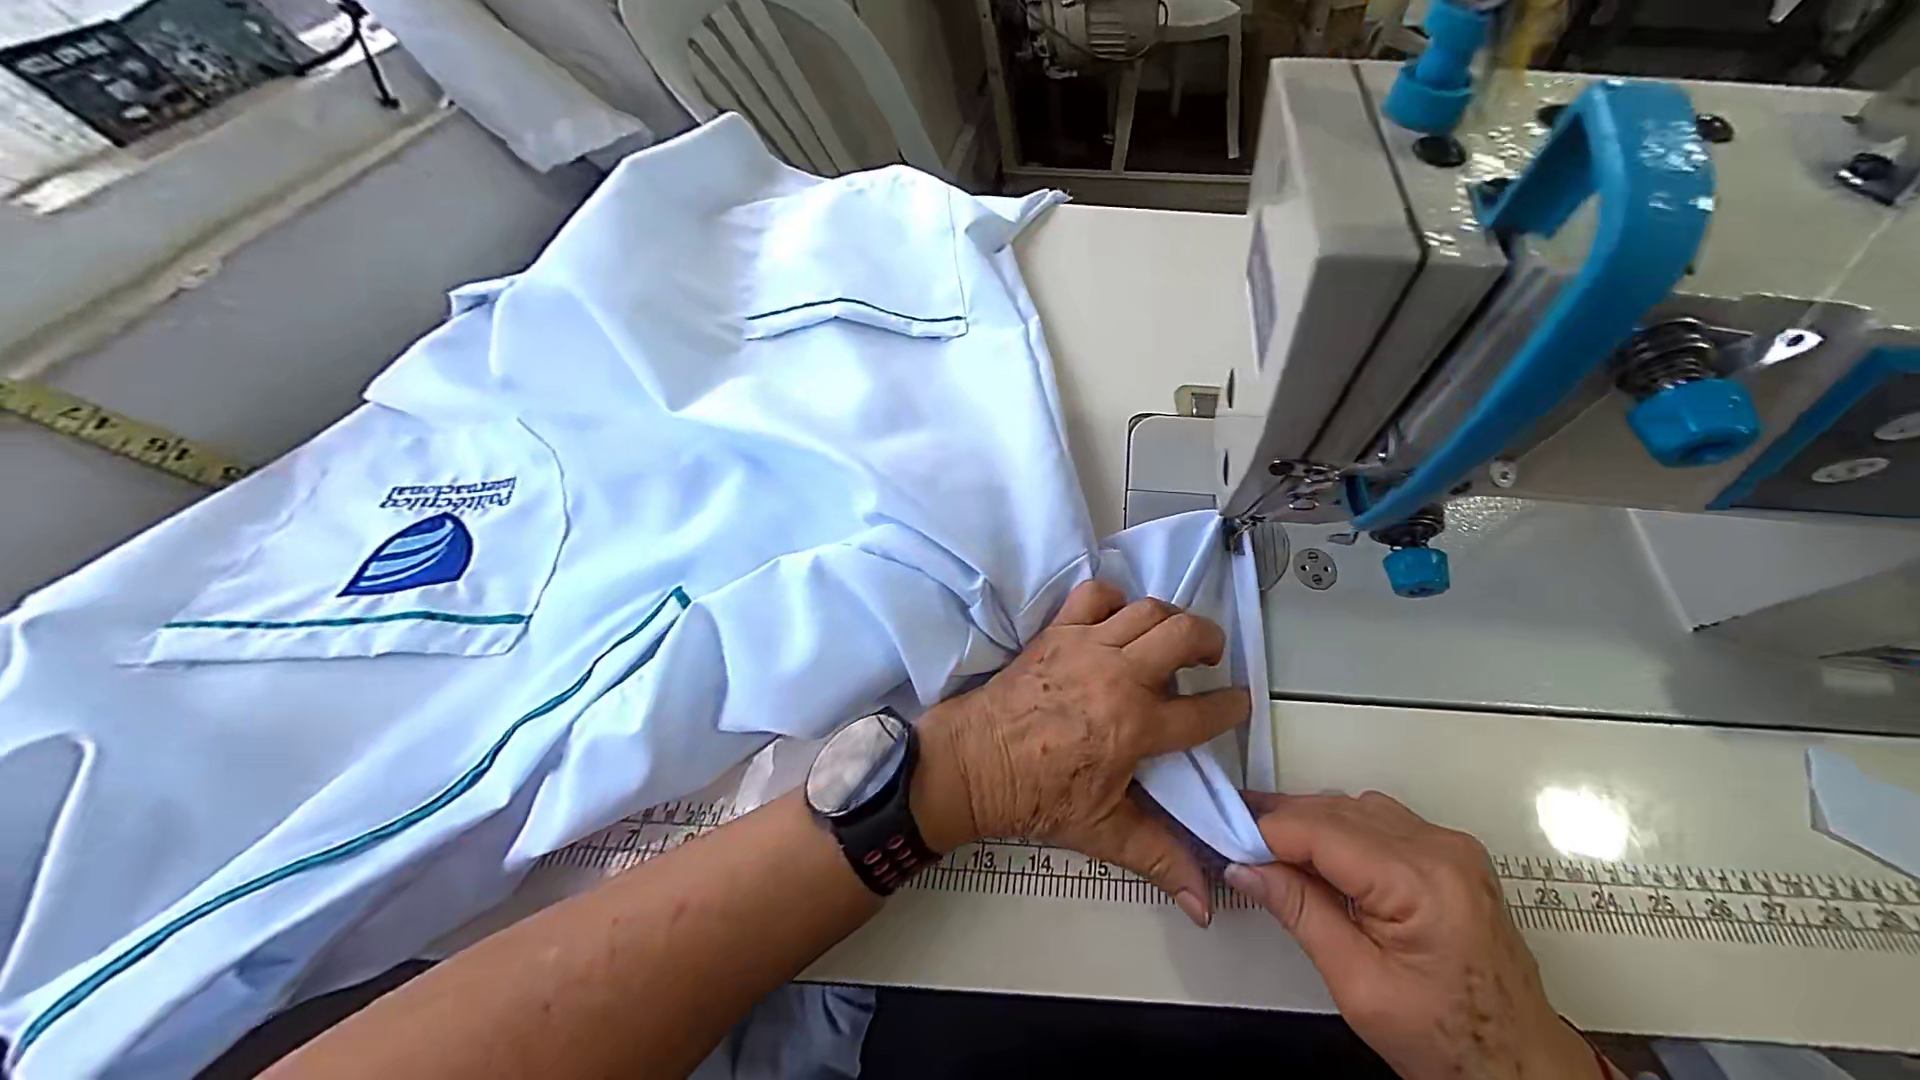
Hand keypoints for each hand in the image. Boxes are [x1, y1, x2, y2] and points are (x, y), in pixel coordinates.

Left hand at [911, 581, 1247, 926]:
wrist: (972, 763)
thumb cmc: (1034, 795)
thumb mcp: (1103, 830)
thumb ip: (1160, 859)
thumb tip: (1205, 903)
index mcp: (1136, 726)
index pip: (1205, 711)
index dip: (1232, 706)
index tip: (1236, 703)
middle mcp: (1118, 676)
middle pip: (1185, 635)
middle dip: (1210, 641)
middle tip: (1208, 659)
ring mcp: (1085, 647)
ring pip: (1147, 609)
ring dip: (1168, 618)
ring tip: (1168, 638)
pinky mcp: (1056, 633)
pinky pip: (1092, 596)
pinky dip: (1111, 599)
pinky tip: (1114, 620)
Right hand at [1224, 792, 1603, 1079]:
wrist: (1521, 1068)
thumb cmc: (1454, 1042)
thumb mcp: (1357, 985)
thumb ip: (1298, 912)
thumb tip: (1246, 867)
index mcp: (1422, 883)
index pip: (1317, 830)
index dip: (1262, 832)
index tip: (1227, 843)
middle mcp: (1440, 850)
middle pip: (1331, 810)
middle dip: (1279, 825)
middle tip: (1238, 847)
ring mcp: (1448, 845)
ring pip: (1348, 807)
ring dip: (1305, 825)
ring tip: (1272, 854)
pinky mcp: (1446, 850)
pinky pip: (1373, 818)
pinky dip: (1335, 829)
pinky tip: (1316, 856)